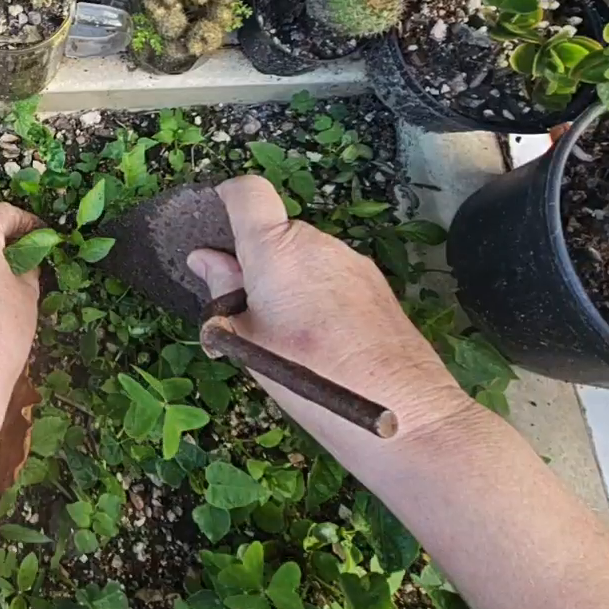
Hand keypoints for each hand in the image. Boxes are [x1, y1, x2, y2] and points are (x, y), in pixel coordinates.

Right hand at [186, 176, 477, 449]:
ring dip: (286, 276)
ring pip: (303, 254)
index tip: (214, 224)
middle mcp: (317, 243)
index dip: (227, 197)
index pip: (248, 191)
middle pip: (275, 230)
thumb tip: (203, 257)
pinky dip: (314, 290)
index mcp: (277, 248)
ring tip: (285, 329)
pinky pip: (329, 272)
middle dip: (255, 257)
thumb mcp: (245, 337)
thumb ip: (223, 288)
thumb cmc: (308, 375)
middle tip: (245, 305)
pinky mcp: (376, 284)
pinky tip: (320, 336)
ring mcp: (352, 262)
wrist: (405, 417)